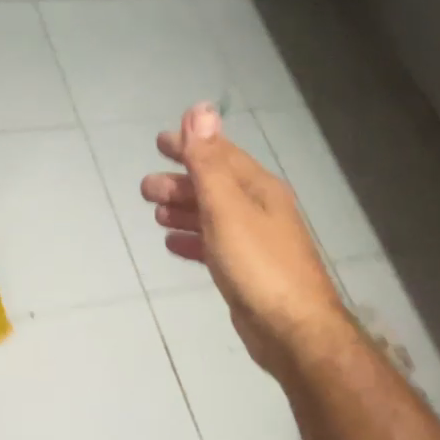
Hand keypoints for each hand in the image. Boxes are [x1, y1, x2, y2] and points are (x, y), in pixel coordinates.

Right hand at [142, 103, 352, 375]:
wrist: (293, 330)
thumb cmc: (258, 265)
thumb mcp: (228, 207)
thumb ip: (210, 161)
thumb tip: (200, 109)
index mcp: (259, 189)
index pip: (220, 154)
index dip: (191, 145)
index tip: (160, 141)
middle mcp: (260, 210)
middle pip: (215, 185)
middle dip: (181, 181)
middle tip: (145, 187)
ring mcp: (255, 242)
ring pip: (213, 216)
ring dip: (184, 210)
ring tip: (154, 212)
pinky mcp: (246, 272)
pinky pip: (214, 245)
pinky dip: (192, 239)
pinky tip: (172, 244)